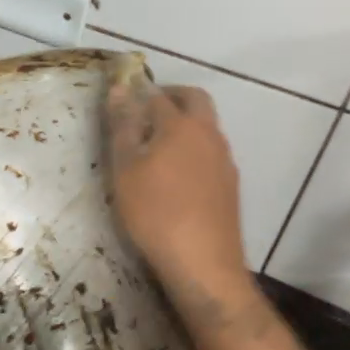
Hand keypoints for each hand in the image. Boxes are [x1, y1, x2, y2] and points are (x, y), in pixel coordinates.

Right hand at [106, 77, 252, 301]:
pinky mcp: (230, 183)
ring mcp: (224, 159)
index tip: (119, 102)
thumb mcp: (125, 168)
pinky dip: (192, 149)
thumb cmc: (154, 212)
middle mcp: (209, 134)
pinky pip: (210, 152)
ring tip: (154, 148)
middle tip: (142, 114)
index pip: (157, 95)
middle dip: (169, 98)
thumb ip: (123, 126)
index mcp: (181, 125)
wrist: (203, 263)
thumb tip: (120, 87)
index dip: (137, 93)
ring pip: (205, 126)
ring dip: (183, 125)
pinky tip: (174, 176)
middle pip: (194, 100)